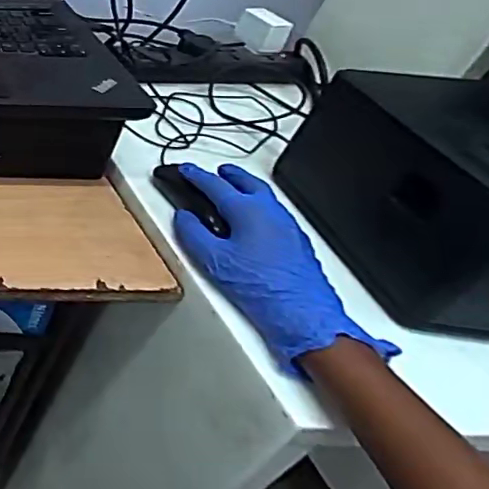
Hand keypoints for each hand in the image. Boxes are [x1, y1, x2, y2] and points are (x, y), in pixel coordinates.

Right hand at [173, 163, 396, 374]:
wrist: (304, 317)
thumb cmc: (264, 289)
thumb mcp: (212, 260)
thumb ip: (192, 233)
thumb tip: (184, 218)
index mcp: (247, 209)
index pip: (215, 184)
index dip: (196, 175)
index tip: (186, 171)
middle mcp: (271, 212)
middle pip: (247, 182)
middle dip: (228, 175)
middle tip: (215, 172)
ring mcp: (289, 227)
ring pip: (264, 197)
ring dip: (246, 189)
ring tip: (233, 191)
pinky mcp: (298, 243)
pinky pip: (275, 213)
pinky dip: (260, 207)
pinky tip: (254, 222)